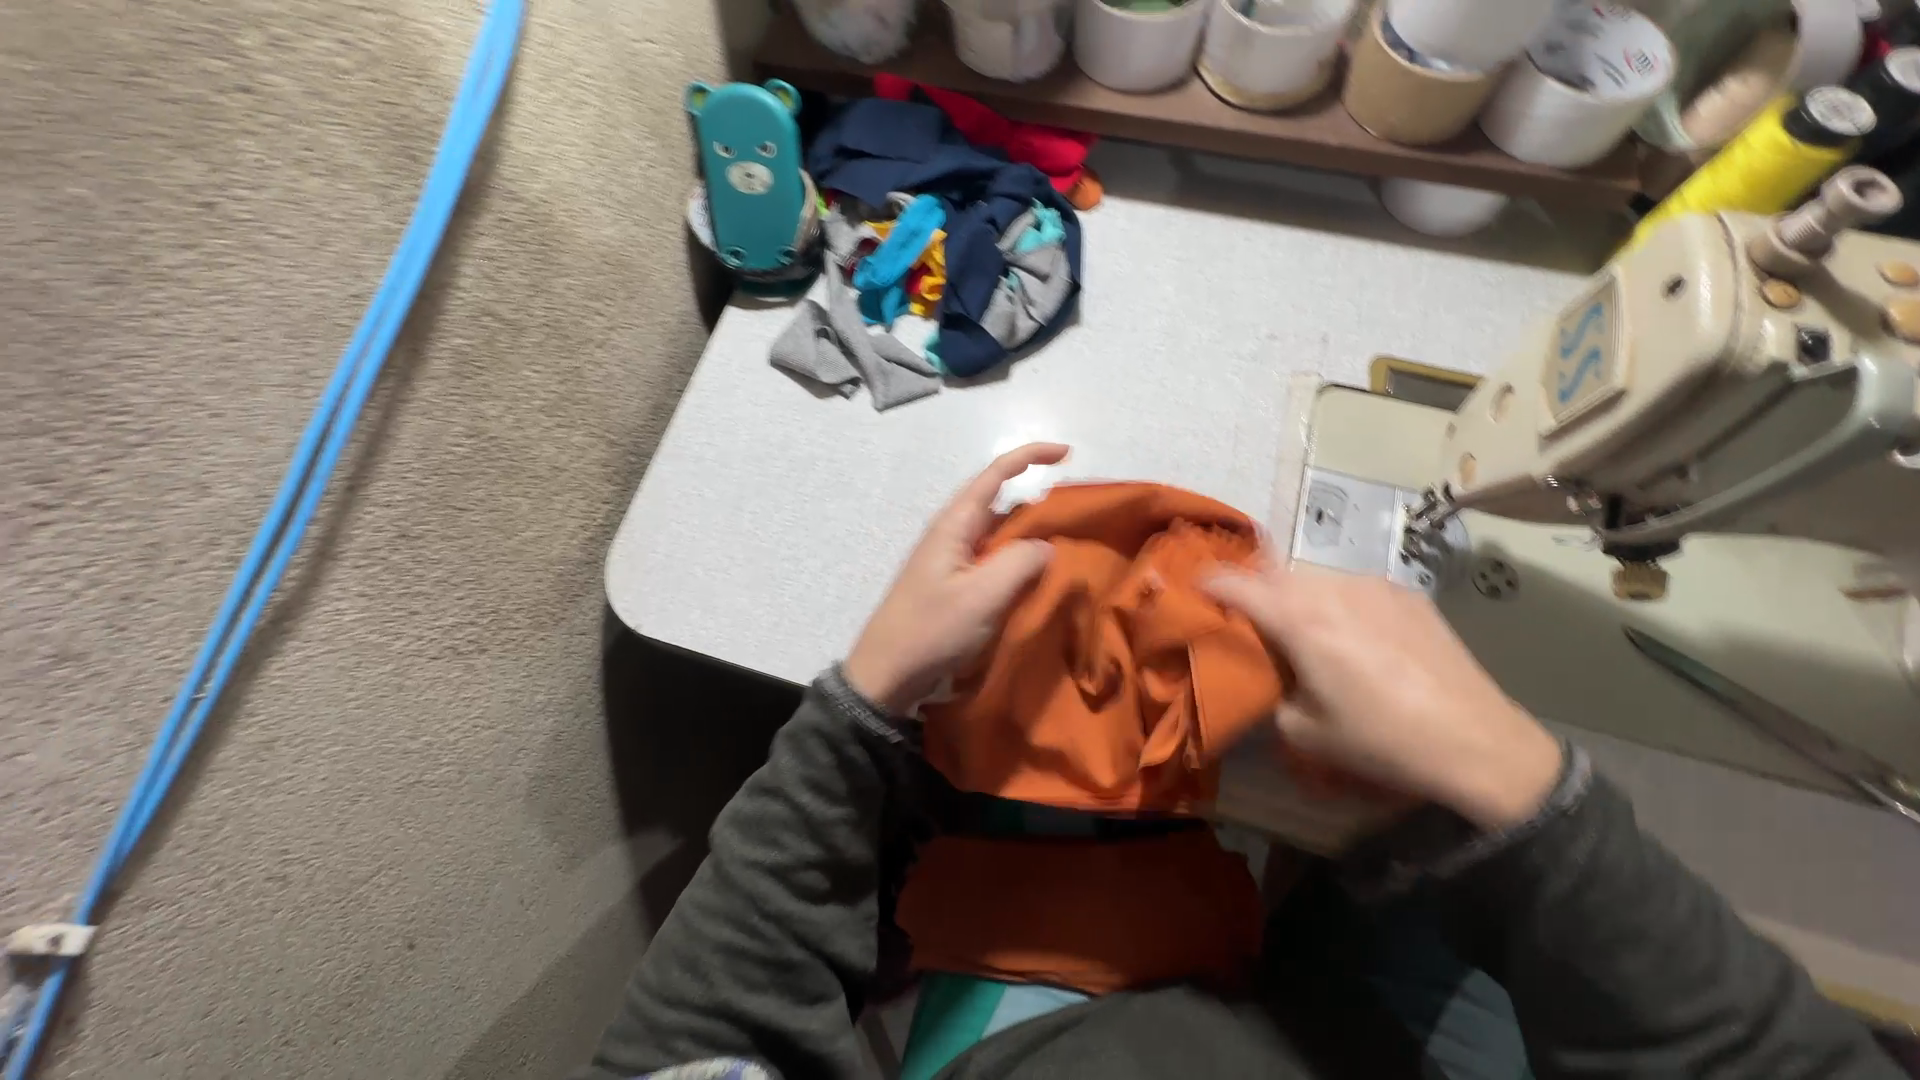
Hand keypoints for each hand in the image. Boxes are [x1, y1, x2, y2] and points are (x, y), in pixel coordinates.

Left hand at [843, 443, 1067, 713]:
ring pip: (999, 535)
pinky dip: (1018, 561)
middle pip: (1001, 502)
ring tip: (1068, 546)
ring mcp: (952, 561)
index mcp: (955, 524)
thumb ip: (1021, 562)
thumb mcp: (983, 596)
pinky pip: (993, 561)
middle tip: (1078, 517)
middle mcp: (952, 534)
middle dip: (1039, 502)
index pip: (995, 474)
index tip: (1067, 454)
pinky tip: (1039, 578)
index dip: (1031, 457)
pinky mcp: (954, 586)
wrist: (887, 675)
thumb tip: (1046, 545)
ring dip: (1031, 535)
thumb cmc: (932, 630)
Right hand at [1204, 562, 1562, 828]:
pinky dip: (1336, 601)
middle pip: (1272, 572)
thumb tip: (1259, 674)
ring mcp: (1375, 584)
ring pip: (1313, 576)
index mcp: (1299, 618)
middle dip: (1251, 591)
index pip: (1233, 581)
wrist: (1478, 741)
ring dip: (1295, 595)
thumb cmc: (1380, 739)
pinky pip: (1353, 586)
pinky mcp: (1407, 593)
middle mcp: (1333, 587)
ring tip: (1300, 630)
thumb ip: (1267, 691)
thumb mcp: (1302, 732)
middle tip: (1245, 621)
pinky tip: (1352, 637)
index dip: (1204, 583)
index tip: (1190, 593)